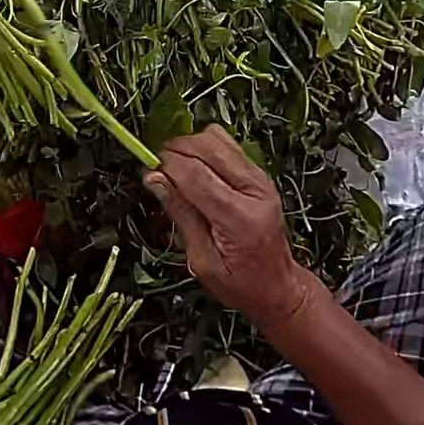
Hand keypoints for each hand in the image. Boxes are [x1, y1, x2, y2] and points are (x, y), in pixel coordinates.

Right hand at [144, 125, 318, 328]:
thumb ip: (181, 215)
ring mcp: (261, 178)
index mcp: (241, 218)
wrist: (276, 285)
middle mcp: (255, 190)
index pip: (197, 176)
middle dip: (176, 150)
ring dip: (190, 145)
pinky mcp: (259, 173)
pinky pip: (228, 144)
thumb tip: (154, 179)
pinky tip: (194, 165)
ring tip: (173, 166)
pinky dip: (206, 147)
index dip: (167, 166)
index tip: (146, 169)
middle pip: (209, 148)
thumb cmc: (239, 283)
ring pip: (218, 139)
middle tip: (156, 167)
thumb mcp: (201, 261)